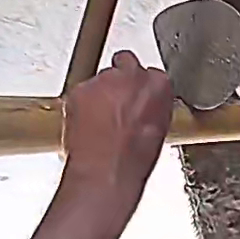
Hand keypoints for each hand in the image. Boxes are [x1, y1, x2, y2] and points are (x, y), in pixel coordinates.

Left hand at [61, 51, 174, 199]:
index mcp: (158, 85)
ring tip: (100, 122)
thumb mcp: (159, 129)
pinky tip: (87, 126)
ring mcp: (104, 80)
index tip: (136, 99)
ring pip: (100, 80)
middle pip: (124, 68)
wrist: (108, 171)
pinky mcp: (80, 89)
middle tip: (115, 108)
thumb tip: (145, 108)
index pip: (149, 74)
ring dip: (99, 95)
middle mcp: (132, 75)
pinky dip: (81, 105)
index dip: (139, 87)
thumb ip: (152, 107)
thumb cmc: (134, 158)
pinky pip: (81, 92)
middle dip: (118, 84)